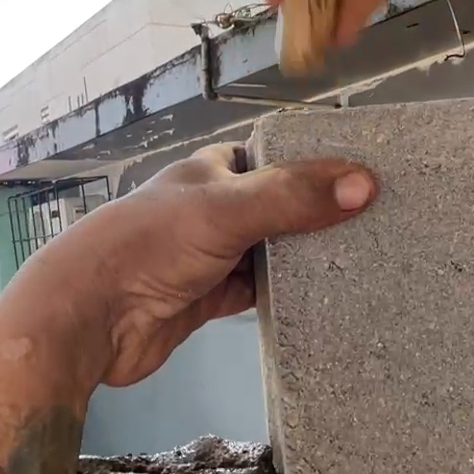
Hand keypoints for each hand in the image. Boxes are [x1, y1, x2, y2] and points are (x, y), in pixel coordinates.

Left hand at [14, 145, 374, 389]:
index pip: (277, 157)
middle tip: (382, 223)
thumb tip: (366, 185)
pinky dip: (288, 295)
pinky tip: (326, 298)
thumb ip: (292, 197)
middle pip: (280, 206)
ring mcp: (213, 254)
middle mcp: (215, 207)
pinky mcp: (211, 298)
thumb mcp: (225, 208)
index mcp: (214, 170)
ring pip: (272, 251)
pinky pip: (260, 292)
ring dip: (307, 258)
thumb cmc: (152, 244)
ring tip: (369, 259)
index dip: (319, 163)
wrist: (91, 316)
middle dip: (320, 215)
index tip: (370, 175)